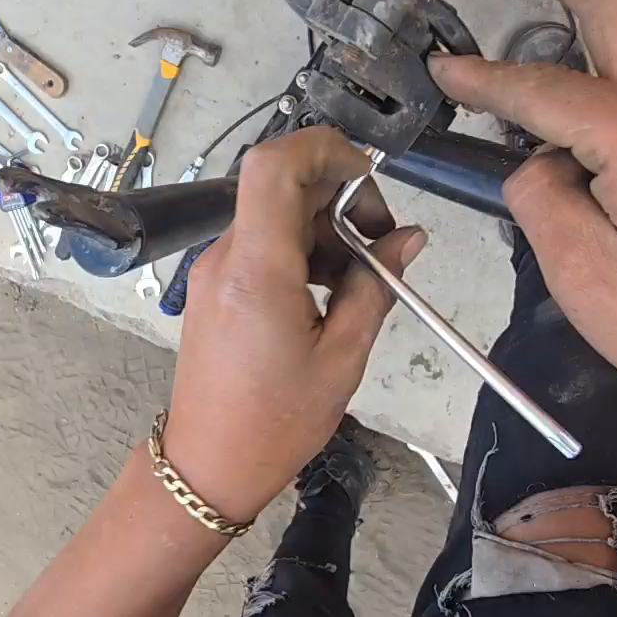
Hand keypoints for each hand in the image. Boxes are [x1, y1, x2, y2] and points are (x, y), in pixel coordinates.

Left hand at [161, 128, 426, 525]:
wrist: (208, 464)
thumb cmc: (275, 423)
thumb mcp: (342, 358)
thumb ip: (374, 287)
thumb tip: (409, 238)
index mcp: (255, 270)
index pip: (274, 164)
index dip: (325, 151)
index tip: (368, 184)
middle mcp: (225, 258)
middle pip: (281, 186)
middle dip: (339, 199)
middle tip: (378, 247)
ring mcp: (213, 271)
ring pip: (273, 215)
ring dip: (321, 228)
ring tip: (356, 280)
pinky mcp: (213, 288)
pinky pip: (260, 245)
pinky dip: (298, 250)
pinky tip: (325, 292)